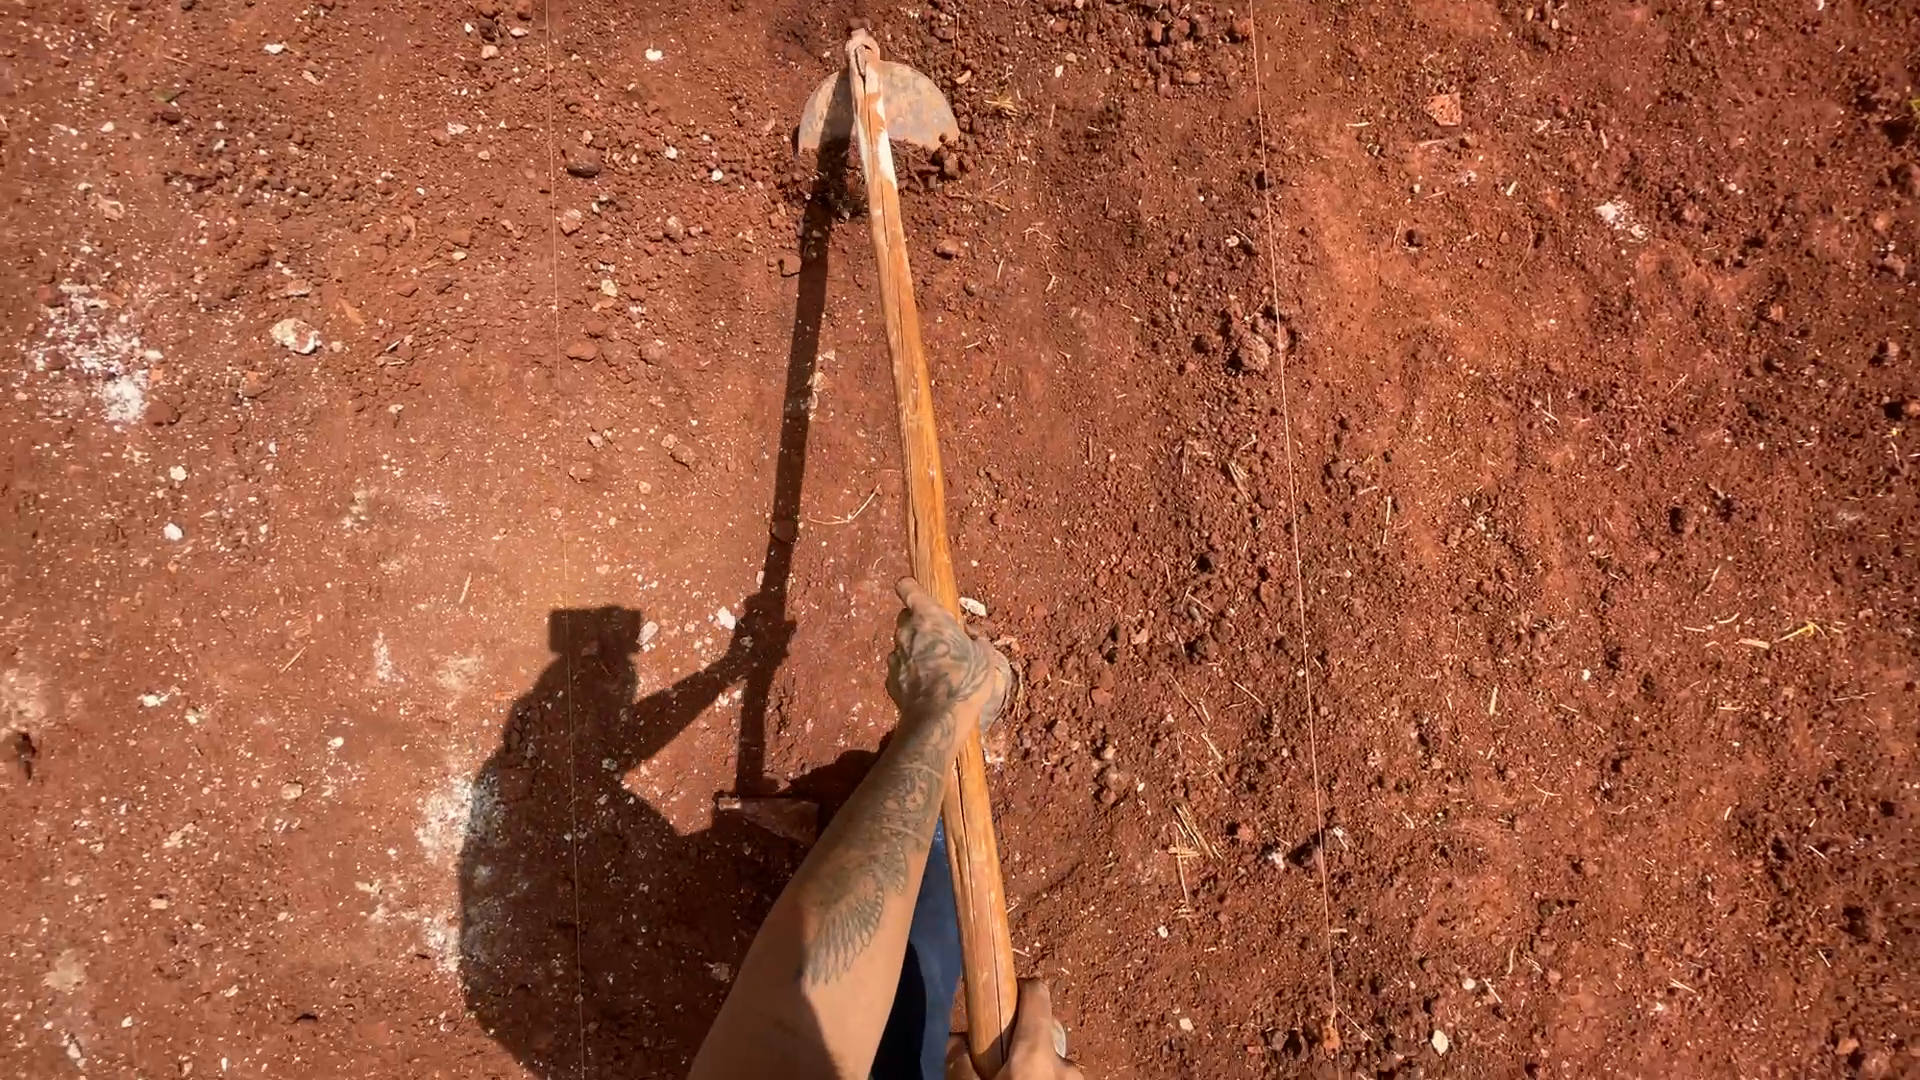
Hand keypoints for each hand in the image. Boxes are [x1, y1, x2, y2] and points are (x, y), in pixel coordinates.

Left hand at [887, 578, 1011, 728]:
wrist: (939, 719)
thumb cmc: (966, 680)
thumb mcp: (984, 655)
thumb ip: (975, 639)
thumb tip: (970, 636)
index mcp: (928, 616)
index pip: (907, 587)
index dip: (912, 589)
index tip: (921, 596)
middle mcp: (906, 631)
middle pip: (905, 616)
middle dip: (919, 623)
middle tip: (938, 638)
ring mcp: (895, 655)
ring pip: (903, 643)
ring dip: (915, 648)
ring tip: (935, 666)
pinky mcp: (890, 677)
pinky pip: (900, 666)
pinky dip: (910, 671)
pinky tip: (926, 685)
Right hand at [944, 980, 1082, 1079]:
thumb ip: (961, 1064)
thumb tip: (957, 1040)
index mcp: (1037, 1052)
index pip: (1035, 991)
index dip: (1016, 989)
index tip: (997, 1005)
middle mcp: (1066, 1064)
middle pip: (1041, 1033)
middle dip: (1020, 1044)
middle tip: (997, 1068)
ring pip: (1051, 1063)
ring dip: (1033, 1071)